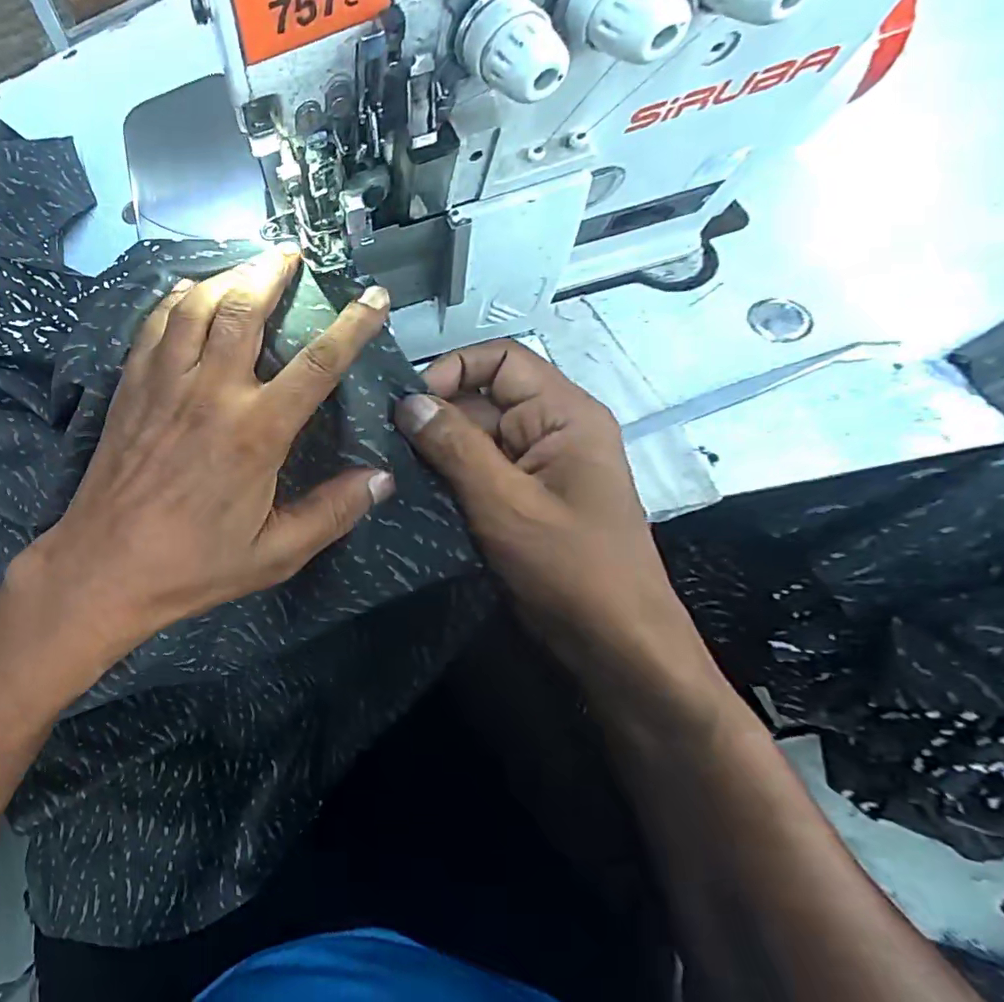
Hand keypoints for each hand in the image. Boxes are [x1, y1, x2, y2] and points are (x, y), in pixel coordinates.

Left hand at [13, 247, 394, 686]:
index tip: (373, 297)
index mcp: (256, 431)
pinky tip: (188, 293)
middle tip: (293, 252)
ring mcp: (164, 383)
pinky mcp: (131, 387)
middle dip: (273, 272)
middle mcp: (211, 392)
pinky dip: (176, 299)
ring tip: (248, 265)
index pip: (317, 364)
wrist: (103, 568)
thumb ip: (331, 514)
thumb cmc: (194, 565)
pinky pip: (155, 324)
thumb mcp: (274, 554)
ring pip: (196, 305)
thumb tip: (382, 479)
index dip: (352, 326)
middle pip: (245, 309)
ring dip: (227, 275)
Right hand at [393, 340, 720, 697]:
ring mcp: (541, 468)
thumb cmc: (570, 568)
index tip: (407, 406)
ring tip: (393, 471)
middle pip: (485, 399)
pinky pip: (484, 475)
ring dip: (440, 454)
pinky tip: (418, 497)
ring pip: (479, 440)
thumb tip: (409, 400)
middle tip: (385, 446)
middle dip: (437, 419)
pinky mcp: (528, 501)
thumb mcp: (505, 503)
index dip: (453, 370)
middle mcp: (554, 430)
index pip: (502, 359)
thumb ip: (455, 447)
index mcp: (564, 413)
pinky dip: (453, 481)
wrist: (618, 645)